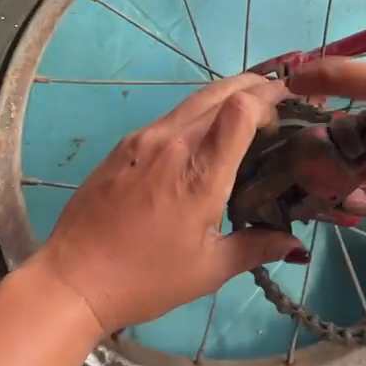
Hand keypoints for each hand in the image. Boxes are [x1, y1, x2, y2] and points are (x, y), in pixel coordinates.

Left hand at [30, 74, 304, 331]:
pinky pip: (173, 115)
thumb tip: (294, 243)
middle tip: (279, 93)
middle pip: (222, 92)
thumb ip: (255, 247)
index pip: (240, 110)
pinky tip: (205, 130)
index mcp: (201, 175)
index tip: (286, 107)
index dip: (268, 99)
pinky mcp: (127, 143)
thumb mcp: (208, 270)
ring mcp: (147, 138)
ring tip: (249, 103)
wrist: (72, 279)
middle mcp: (175, 144)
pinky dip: (199, 111)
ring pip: (196, 99)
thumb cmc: (145, 279)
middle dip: (255, 86)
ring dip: (227, 93)